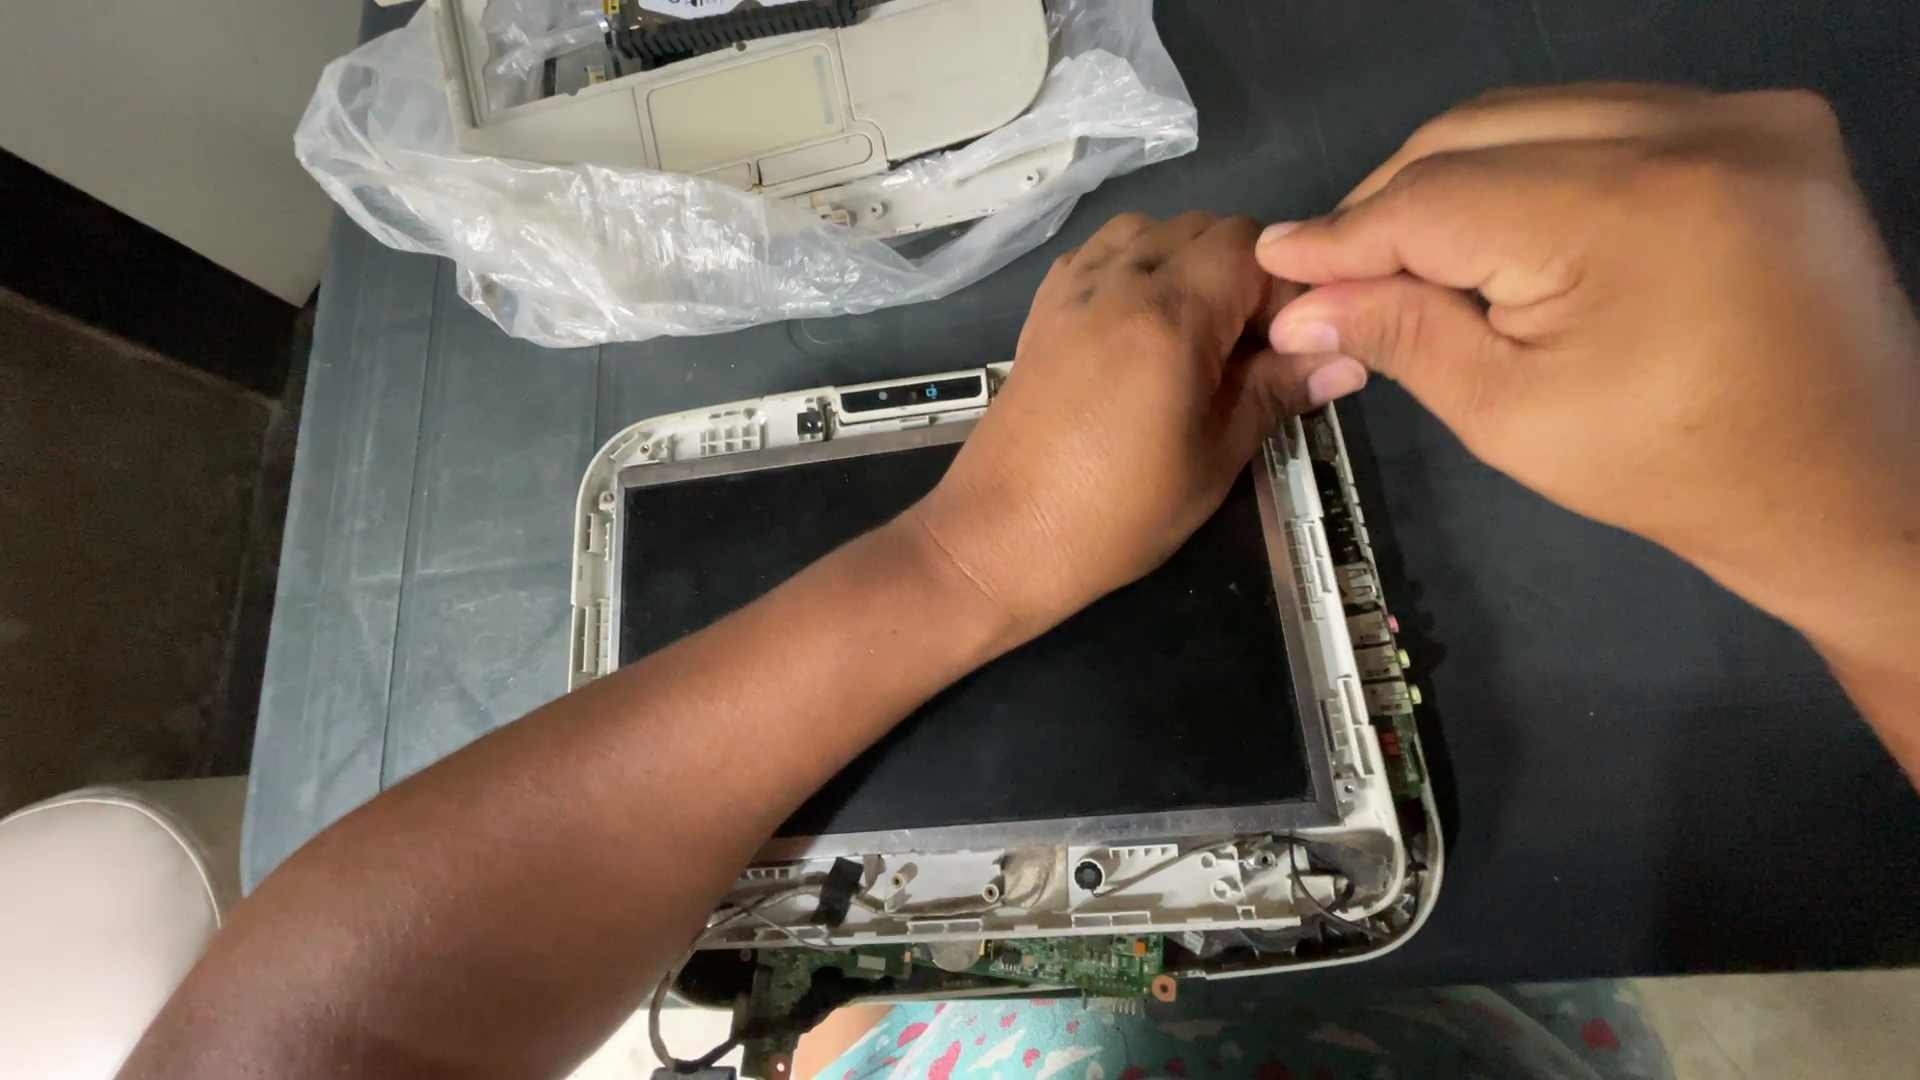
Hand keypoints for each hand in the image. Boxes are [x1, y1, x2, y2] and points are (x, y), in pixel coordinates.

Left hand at [909, 210, 1362, 641]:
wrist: (998, 538)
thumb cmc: (1112, 516)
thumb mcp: (1211, 462)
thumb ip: (1275, 395)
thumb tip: (1346, 359)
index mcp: (1169, 315)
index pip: (1254, 246)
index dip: (1287, 286)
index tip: (1292, 342)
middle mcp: (1117, 282)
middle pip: (1204, 228)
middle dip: (1242, 272)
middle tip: (1246, 347)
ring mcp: (1069, 292)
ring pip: (1149, 231)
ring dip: (1185, 262)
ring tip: (1192, 334)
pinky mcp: (1039, 313)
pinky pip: (1098, 257)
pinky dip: (1132, 268)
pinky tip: (1137, 326)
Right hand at [1256, 84, 1919, 759]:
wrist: (1839, 477)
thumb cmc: (1658, 465)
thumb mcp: (1501, 412)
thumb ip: (1398, 335)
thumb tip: (1297, 308)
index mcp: (1631, 215)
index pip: (1434, 201)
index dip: (1340, 233)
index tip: (1272, 256)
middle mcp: (1695, 131)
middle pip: (1473, 134)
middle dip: (1382, 203)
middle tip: (1331, 270)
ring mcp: (1737, 115)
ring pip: (1523, 116)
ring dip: (1437, 182)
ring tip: (1392, 255)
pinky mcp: (1752, 126)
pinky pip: (1585, 122)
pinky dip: (1507, 169)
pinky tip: (1478, 229)